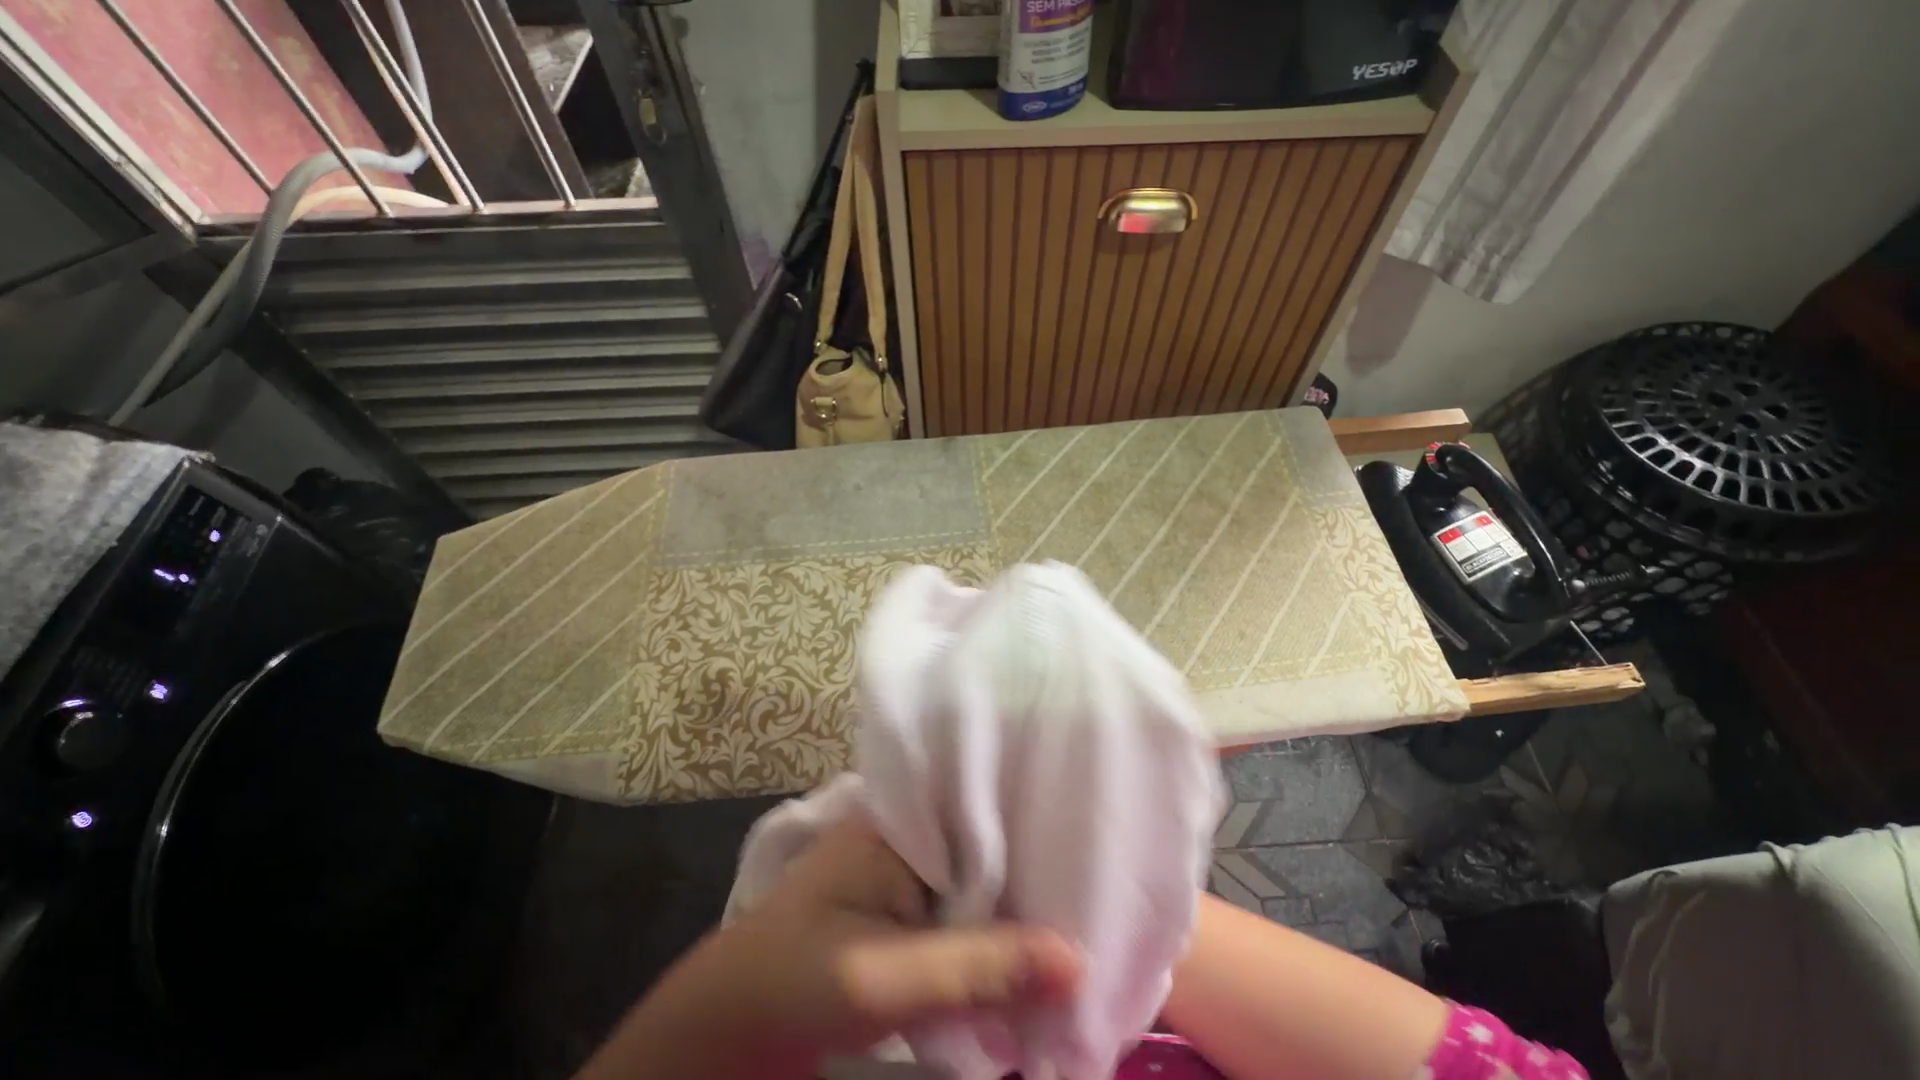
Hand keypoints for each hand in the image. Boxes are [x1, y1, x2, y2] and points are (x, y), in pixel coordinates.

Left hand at [576, 817, 1081, 1078]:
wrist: (727, 1029)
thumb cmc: (790, 986)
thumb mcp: (879, 979)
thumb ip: (974, 968)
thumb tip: (1081, 961)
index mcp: (899, 821)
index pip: (990, 800)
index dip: (1049, 818)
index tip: (1110, 838)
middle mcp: (912, 835)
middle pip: (999, 841)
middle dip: (1049, 867)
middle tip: (1121, 888)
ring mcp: (913, 875)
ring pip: (993, 880)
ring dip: (1034, 906)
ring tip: (1104, 914)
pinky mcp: (915, 914)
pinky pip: (977, 913)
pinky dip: (1010, 935)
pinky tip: (1052, 950)